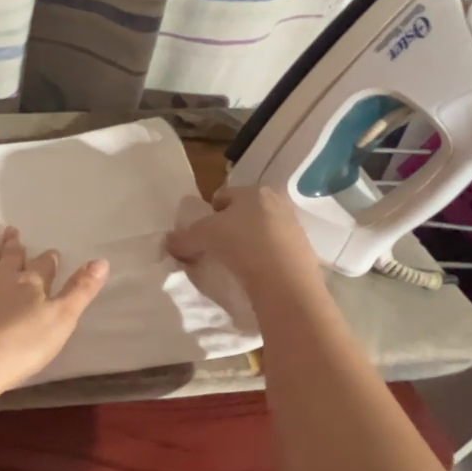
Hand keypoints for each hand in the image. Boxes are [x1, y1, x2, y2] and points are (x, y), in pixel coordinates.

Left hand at [0, 227, 109, 396]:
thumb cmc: (25, 346)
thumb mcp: (62, 320)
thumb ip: (80, 291)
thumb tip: (101, 261)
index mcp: (31, 285)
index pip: (43, 266)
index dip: (48, 259)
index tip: (51, 252)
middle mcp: (3, 280)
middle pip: (11, 259)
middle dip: (14, 246)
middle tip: (12, 230)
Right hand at [167, 186, 320, 285]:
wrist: (285, 279)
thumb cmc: (240, 243)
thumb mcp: (201, 237)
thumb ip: (182, 238)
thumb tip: (169, 242)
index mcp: (252, 192)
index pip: (223, 196)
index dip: (208, 214)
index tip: (200, 234)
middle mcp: (276, 203)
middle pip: (243, 214)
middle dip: (229, 228)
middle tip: (214, 248)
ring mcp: (292, 227)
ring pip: (260, 232)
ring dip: (246, 244)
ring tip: (233, 264)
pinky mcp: (302, 251)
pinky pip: (274, 251)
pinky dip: (262, 259)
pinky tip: (253, 274)